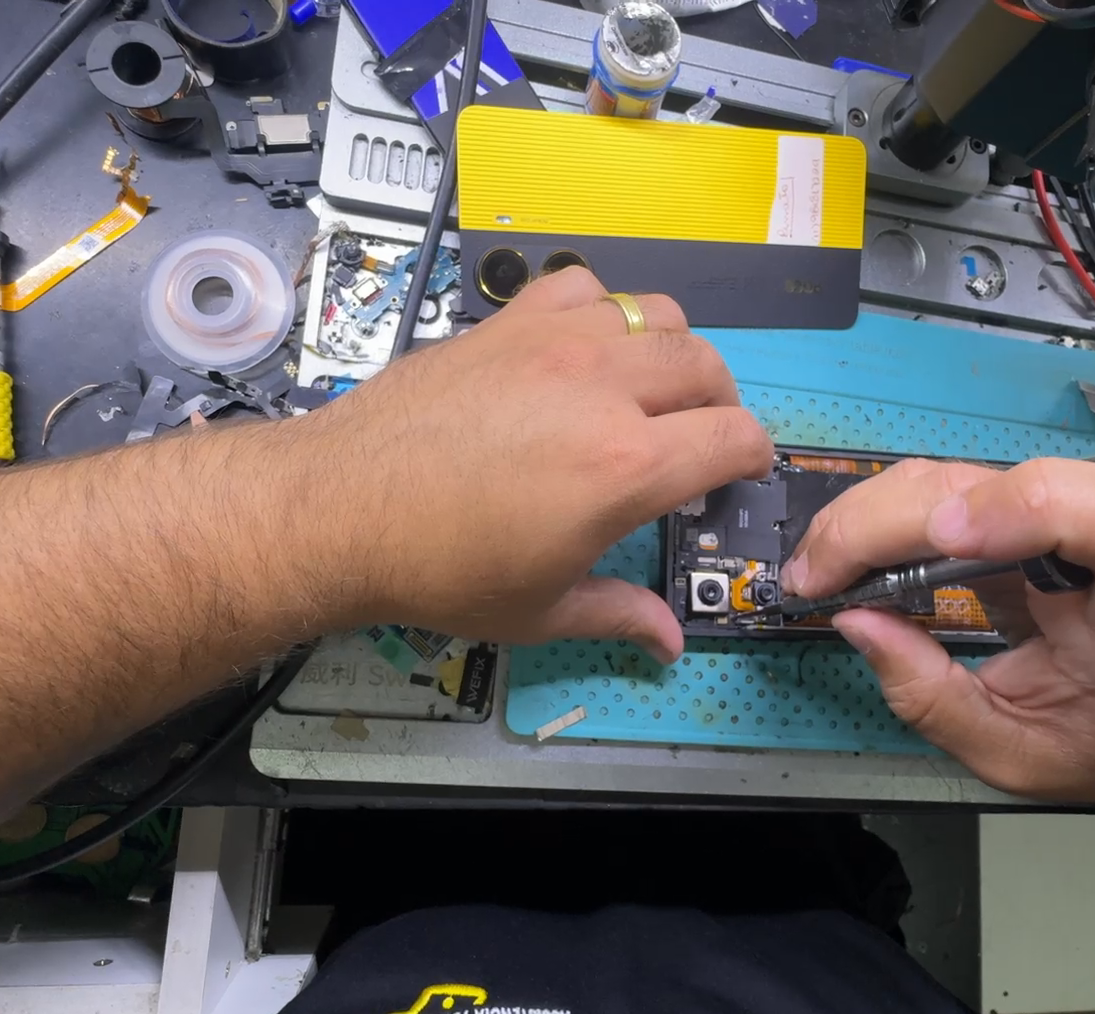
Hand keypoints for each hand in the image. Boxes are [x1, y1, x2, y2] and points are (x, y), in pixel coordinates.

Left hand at [306, 267, 772, 661]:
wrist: (342, 508)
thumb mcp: (542, 610)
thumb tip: (671, 645)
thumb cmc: (443, 569)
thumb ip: (621, 616)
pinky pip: (585, 287)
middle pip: (707, 367)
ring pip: (657, 315)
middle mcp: (605, 388)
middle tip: (698, 438)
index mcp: (627, 465)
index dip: (752, 457)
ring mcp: (556, 343)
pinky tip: (583, 348)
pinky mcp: (510, 322)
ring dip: (671, 353)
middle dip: (721, 405)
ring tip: (648, 387)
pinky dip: (604, 312)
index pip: (735, 437)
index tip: (739, 473)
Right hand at [785, 458, 1094, 801]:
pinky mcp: (1013, 506)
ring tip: (817, 570)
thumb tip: (852, 619)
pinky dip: (877, 515)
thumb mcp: (1018, 755)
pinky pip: (935, 488)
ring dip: (867, 515)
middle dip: (889, 522)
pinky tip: (843, 552)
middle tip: (814, 578)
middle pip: (995, 485)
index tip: (943, 541)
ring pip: (950, 475)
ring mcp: (1060, 505)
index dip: (1032, 509)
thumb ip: (934, 700)